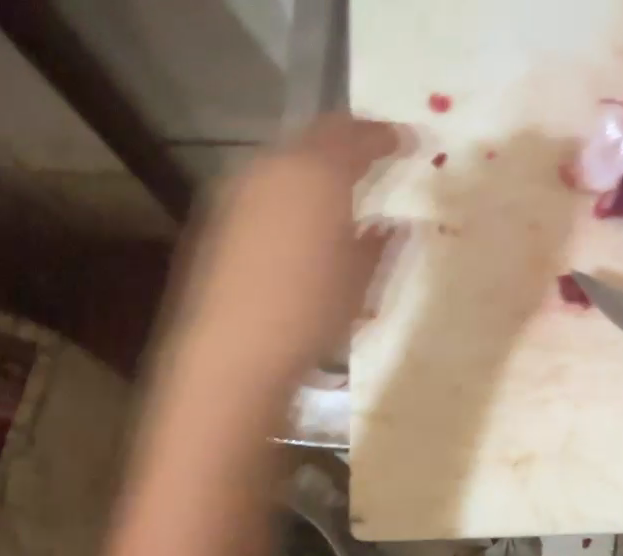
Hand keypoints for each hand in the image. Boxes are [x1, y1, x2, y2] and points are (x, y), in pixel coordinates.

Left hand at [171, 115, 402, 382]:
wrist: (231, 353)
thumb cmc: (309, 315)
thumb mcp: (360, 283)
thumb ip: (379, 244)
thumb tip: (392, 226)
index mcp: (318, 173)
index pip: (357, 136)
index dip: (385, 136)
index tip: (407, 143)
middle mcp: (274, 167)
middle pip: (316, 138)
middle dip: (346, 143)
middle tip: (372, 156)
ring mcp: (237, 191)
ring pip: (284, 163)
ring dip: (312, 170)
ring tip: (335, 193)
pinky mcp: (215, 221)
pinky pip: (261, 192)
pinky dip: (286, 197)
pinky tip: (296, 227)